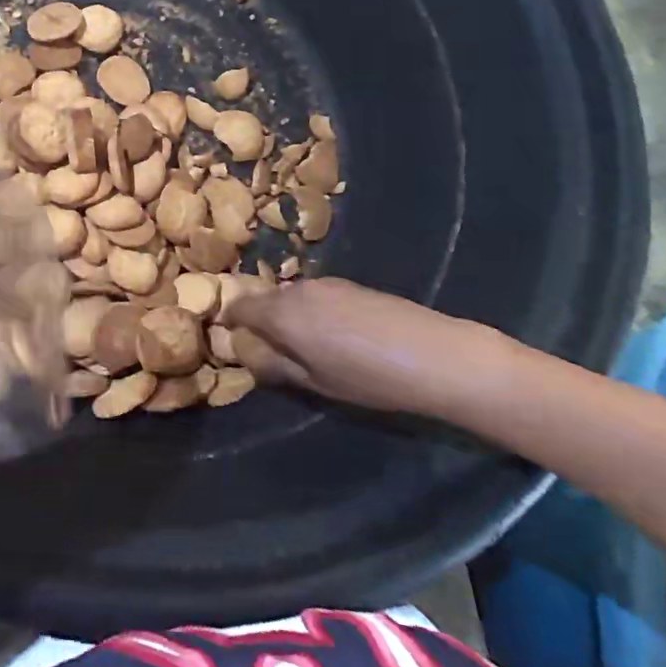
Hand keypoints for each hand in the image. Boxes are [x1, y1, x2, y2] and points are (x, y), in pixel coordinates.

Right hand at [227, 278, 533, 419]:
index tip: (234, 340)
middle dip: (261, 320)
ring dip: (289, 315)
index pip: (240, 307)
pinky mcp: (352, 284)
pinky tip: (336, 336)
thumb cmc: (368, 378)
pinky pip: (316, 295)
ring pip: (292, 296)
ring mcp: (328, 283)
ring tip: (306, 346)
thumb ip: (275, 365)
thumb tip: (249, 352)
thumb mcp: (314, 383)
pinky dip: (312, 311)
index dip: (231, 322)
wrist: (434, 354)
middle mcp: (299, 290)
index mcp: (282, 314)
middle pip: (266, 299)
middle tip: (271, 350)